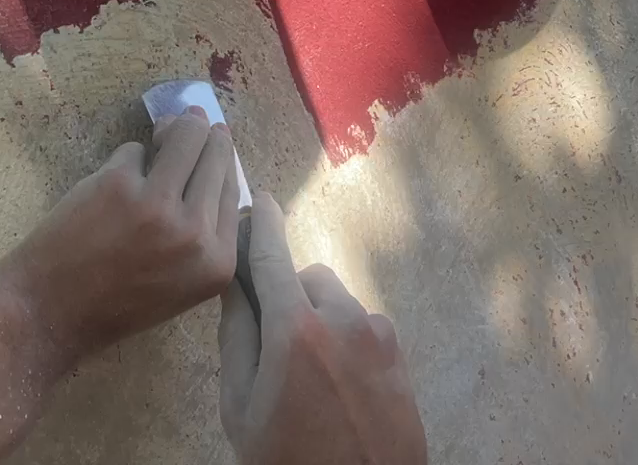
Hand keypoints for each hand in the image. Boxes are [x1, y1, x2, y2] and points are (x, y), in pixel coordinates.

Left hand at [0, 107, 240, 366]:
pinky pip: (135, 149)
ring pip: (184, 134)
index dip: (221, 157)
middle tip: (193, 119)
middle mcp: (195, 231)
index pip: (233, 186)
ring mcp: (157, 203)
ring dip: (172, 127)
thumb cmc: (116, 302)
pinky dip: (128, 159)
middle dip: (203, 131)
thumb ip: (204, 229)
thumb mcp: (181, 280)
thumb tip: (214, 157)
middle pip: (215, 153)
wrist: (48, 316)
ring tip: (163, 129)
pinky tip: (116, 180)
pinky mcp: (119, 182)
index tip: (214, 139)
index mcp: (218, 261)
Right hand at [218, 195, 427, 464]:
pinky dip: (349, 340)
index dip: (265, 223)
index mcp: (296, 329)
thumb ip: (237, 337)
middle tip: (277, 343)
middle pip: (310, 280)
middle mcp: (343, 318)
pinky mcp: (401, 356)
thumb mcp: (240, 409)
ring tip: (313, 376)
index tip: (261, 198)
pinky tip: (343, 387)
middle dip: (291, 296)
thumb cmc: (285, 460)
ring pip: (340, 304)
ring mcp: (379, 336)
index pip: (274, 257)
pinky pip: (366, 329)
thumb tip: (236, 285)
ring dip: (322, 320)